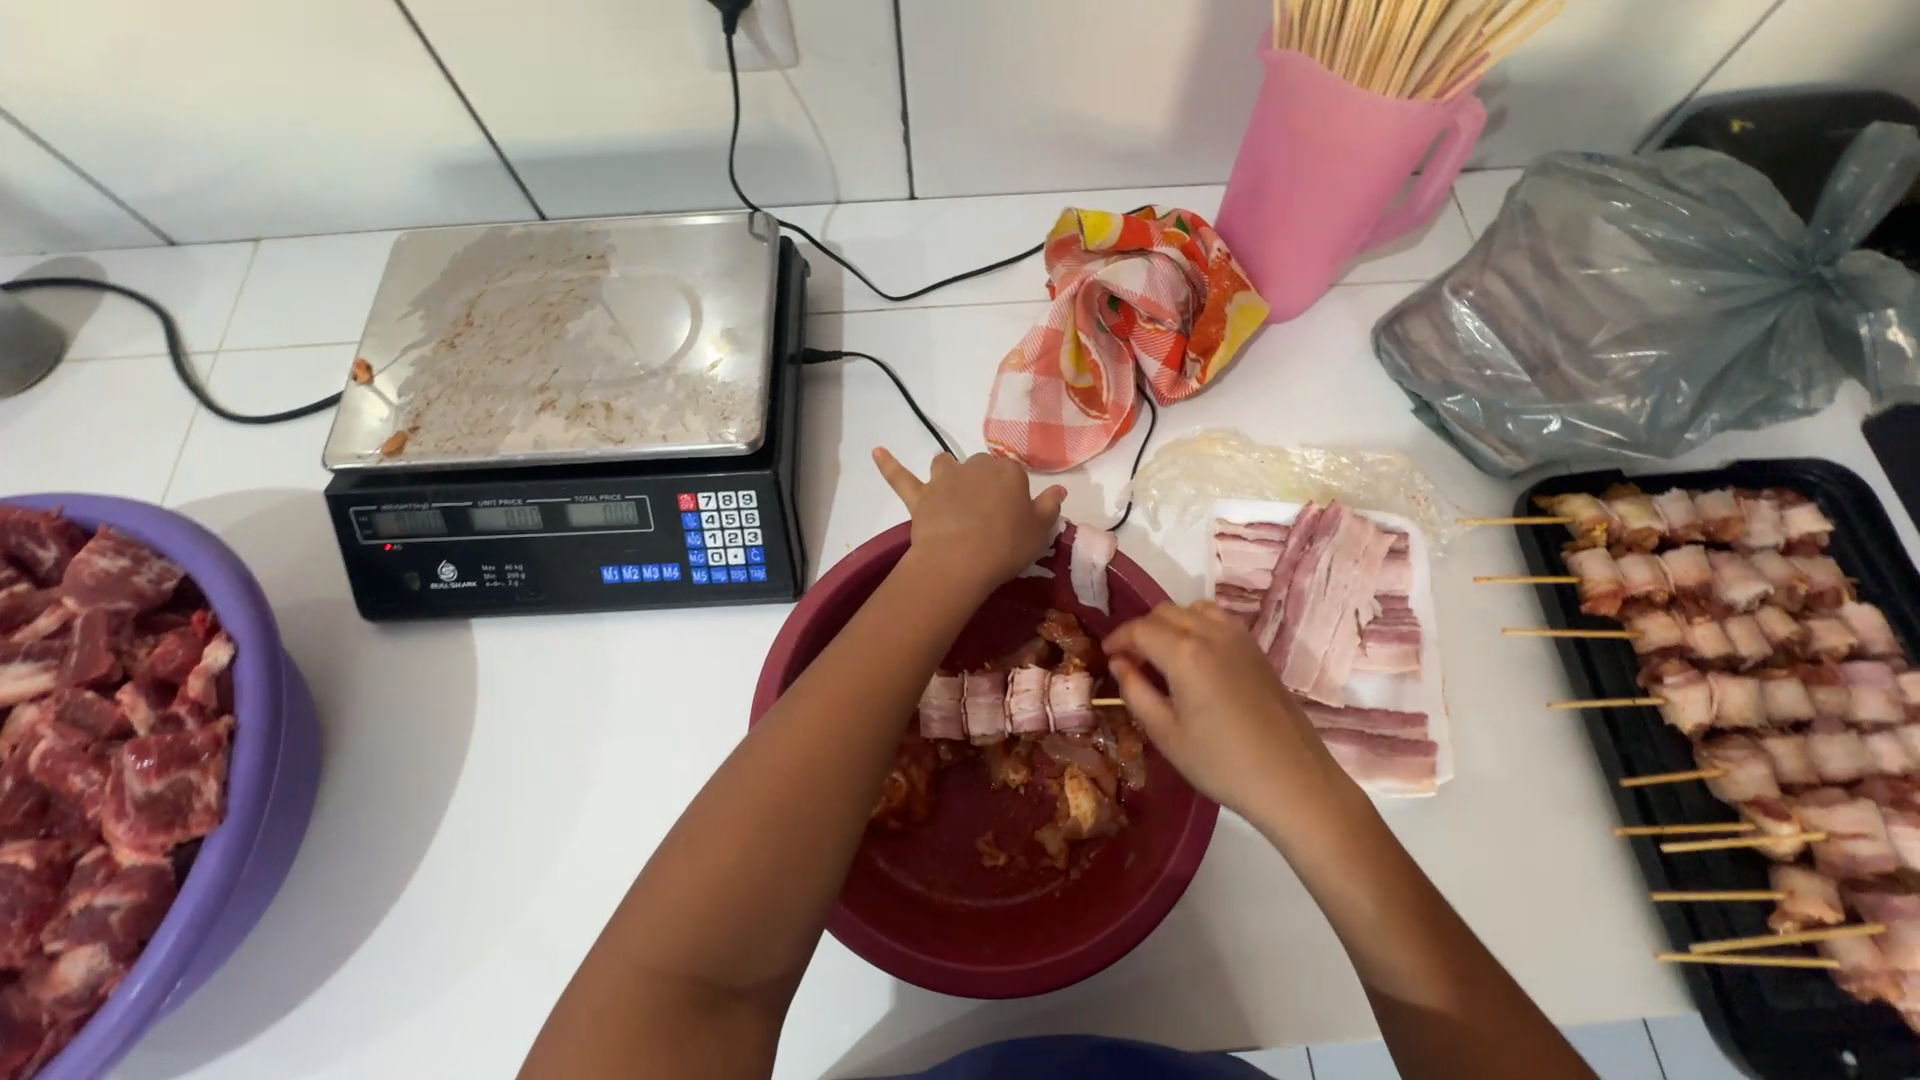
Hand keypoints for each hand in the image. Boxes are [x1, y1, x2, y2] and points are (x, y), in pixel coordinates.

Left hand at [874, 448, 1064, 594]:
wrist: (960, 561)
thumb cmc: (1006, 546)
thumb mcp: (1039, 530)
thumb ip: (1049, 507)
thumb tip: (1059, 489)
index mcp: (1008, 472)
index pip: (1013, 474)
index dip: (1013, 494)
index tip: (1013, 514)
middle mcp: (975, 466)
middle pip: (981, 467)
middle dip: (983, 483)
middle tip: (987, 513)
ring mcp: (944, 479)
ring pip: (946, 464)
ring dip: (949, 471)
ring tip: (951, 489)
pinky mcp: (919, 496)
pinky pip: (900, 476)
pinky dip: (888, 464)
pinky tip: (876, 451)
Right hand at [1104, 601, 1358, 821]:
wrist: (1292, 780)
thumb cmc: (1221, 764)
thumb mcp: (1166, 734)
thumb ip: (1137, 692)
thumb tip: (1121, 664)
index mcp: (1185, 654)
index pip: (1141, 629)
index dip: (1118, 639)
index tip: (1106, 657)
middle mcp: (1212, 634)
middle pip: (1166, 612)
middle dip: (1142, 629)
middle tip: (1130, 660)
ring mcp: (1240, 639)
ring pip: (1194, 609)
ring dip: (1171, 623)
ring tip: (1162, 655)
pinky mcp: (1258, 651)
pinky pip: (1219, 620)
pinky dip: (1198, 626)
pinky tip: (1195, 658)